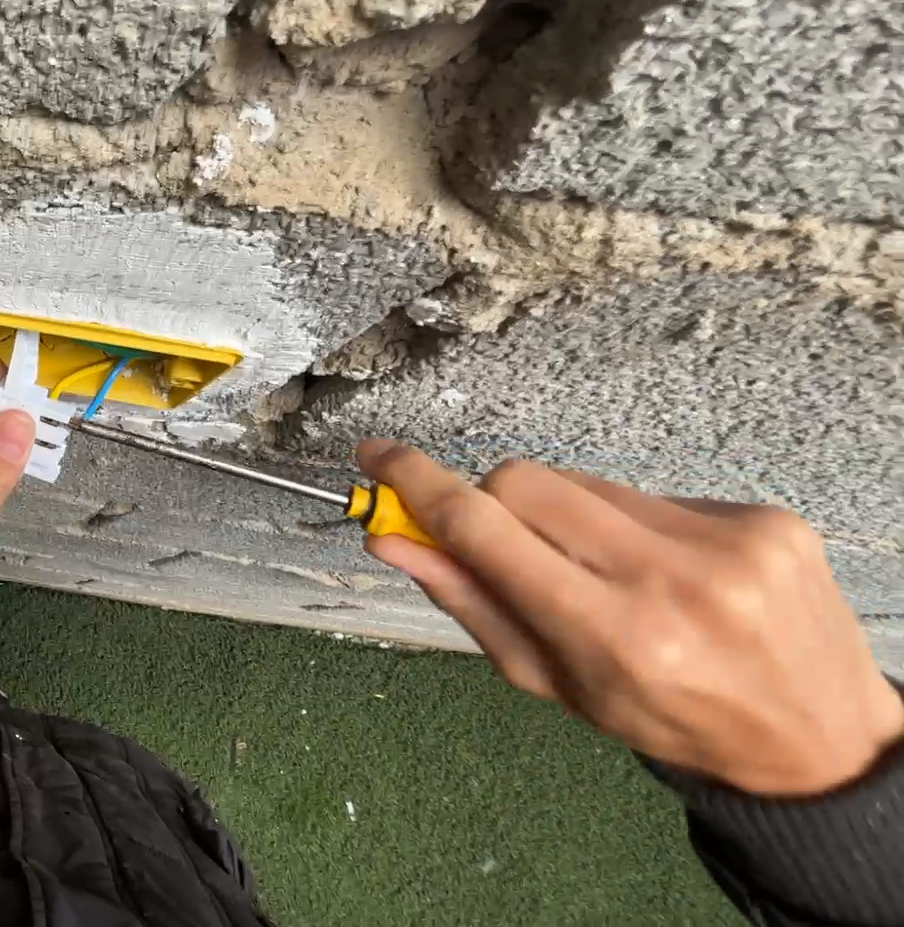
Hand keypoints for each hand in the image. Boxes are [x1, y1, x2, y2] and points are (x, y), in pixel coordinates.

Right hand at [358, 439, 903, 794]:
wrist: (824, 742)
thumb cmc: (660, 717)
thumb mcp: (544, 677)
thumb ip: (463, 599)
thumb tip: (390, 540)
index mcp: (608, 631)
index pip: (480, 526)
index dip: (414, 481)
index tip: (375, 455)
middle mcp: (670, 577)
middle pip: (520, 481)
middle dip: (491, 503)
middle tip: (503, 543)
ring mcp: (727, 540)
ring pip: (576, 480)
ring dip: (558, 513)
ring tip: (593, 564)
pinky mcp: (763, 517)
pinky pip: (640, 490)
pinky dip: (620, 519)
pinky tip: (652, 564)